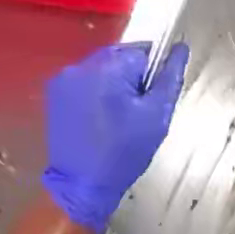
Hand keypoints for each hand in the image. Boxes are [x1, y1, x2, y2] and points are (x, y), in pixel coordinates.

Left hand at [42, 42, 189, 231]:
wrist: (82, 185)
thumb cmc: (124, 153)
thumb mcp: (157, 117)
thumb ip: (170, 78)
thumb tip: (181, 47)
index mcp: (109, 66)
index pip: (143, 52)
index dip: (151, 78)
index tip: (148, 104)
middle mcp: (82, 64)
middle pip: (120, 58)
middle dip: (131, 80)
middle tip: (134, 114)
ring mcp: (63, 78)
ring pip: (102, 70)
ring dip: (112, 86)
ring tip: (115, 119)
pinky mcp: (54, 93)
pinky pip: (84, 83)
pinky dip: (94, 95)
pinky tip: (97, 121)